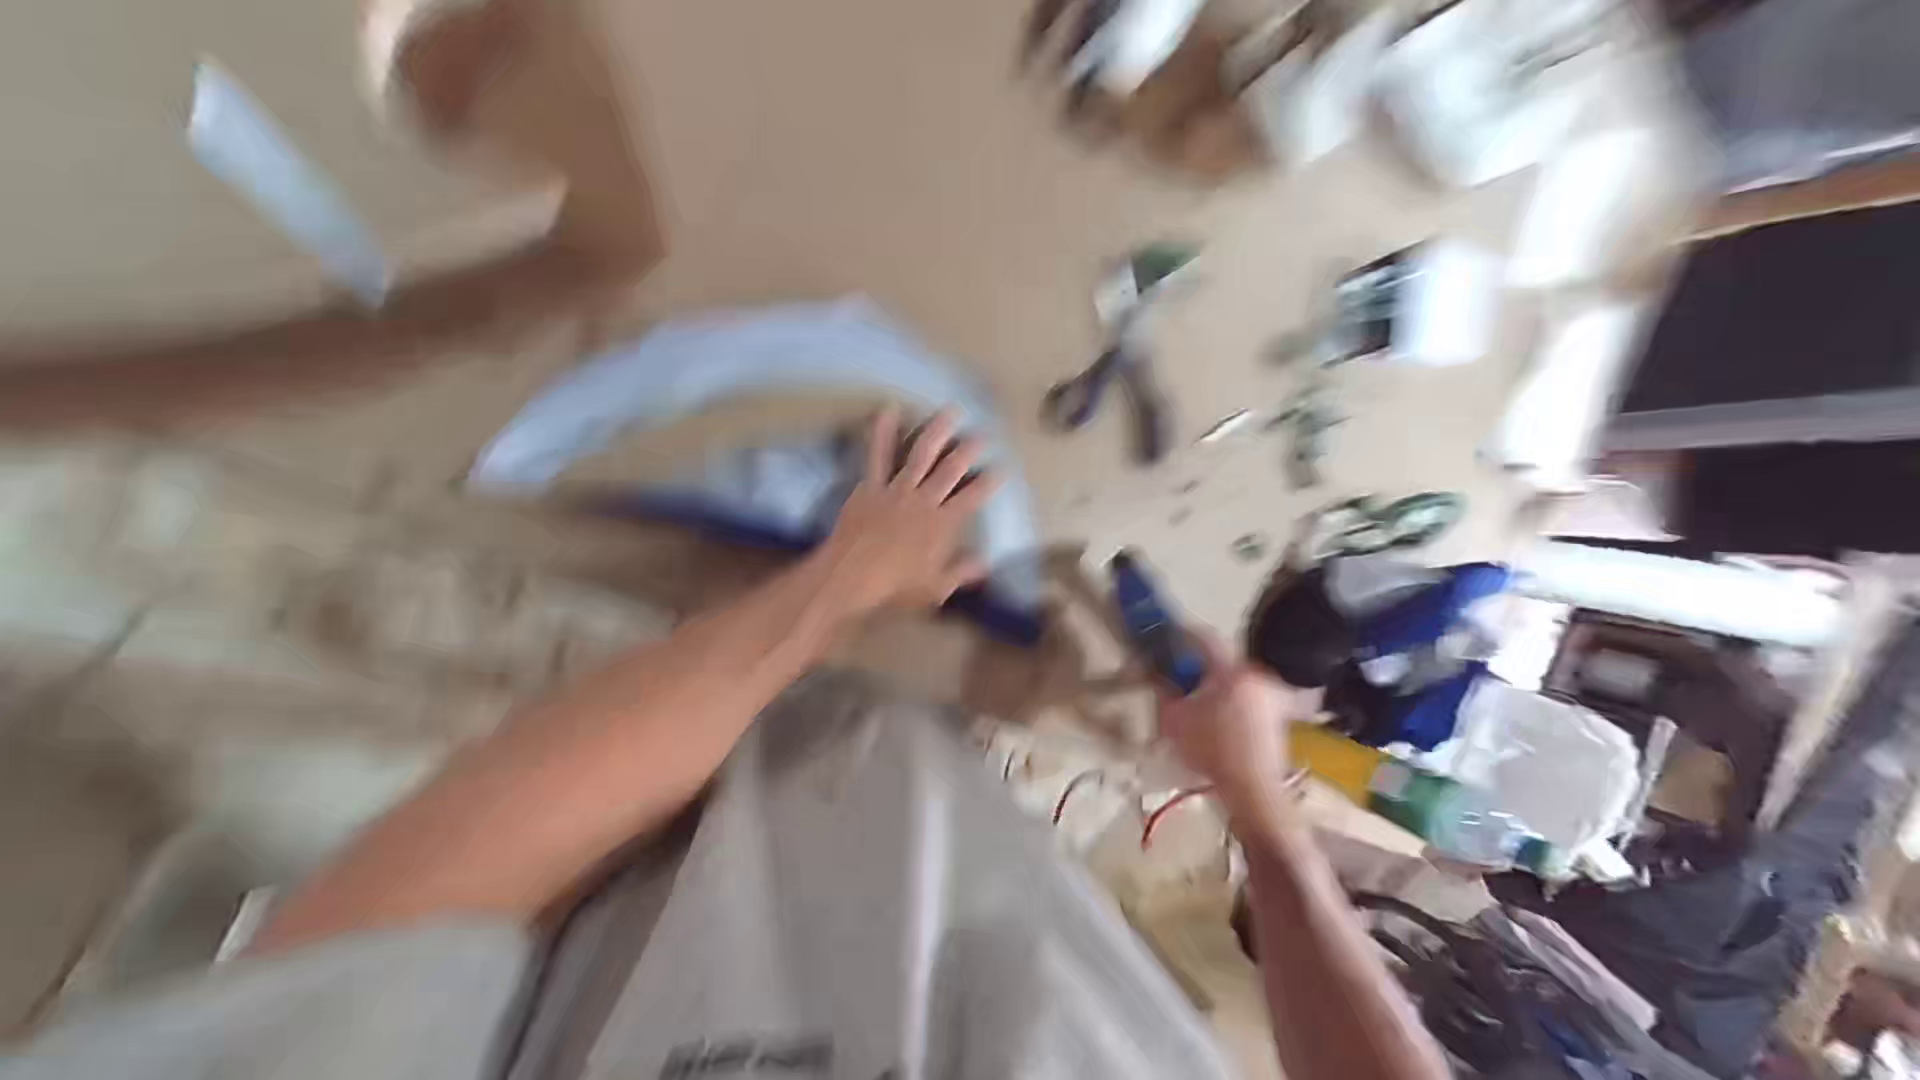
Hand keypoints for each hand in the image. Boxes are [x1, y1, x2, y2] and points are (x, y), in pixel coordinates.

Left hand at [815, 407, 1001, 613]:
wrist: (851, 576)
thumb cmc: (894, 587)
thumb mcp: (935, 587)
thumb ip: (962, 572)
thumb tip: (986, 562)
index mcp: (943, 524)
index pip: (973, 497)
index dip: (990, 481)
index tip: (1003, 468)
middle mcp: (924, 500)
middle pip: (952, 468)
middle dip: (970, 449)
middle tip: (982, 433)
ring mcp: (897, 489)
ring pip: (922, 453)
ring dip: (937, 430)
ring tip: (951, 410)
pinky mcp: (871, 486)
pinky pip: (878, 455)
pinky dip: (883, 431)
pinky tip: (888, 409)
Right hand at [1157, 632, 1319, 811]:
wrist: (1253, 790)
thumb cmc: (1211, 751)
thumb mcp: (1174, 719)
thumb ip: (1164, 689)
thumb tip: (1155, 670)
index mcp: (1232, 671)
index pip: (1204, 638)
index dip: (1182, 633)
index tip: (1166, 635)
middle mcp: (1257, 676)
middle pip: (1221, 659)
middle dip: (1199, 665)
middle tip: (1179, 673)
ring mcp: (1272, 695)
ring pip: (1235, 678)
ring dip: (1215, 683)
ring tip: (1196, 699)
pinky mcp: (1278, 714)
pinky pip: (1247, 695)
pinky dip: (1230, 698)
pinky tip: (1216, 717)